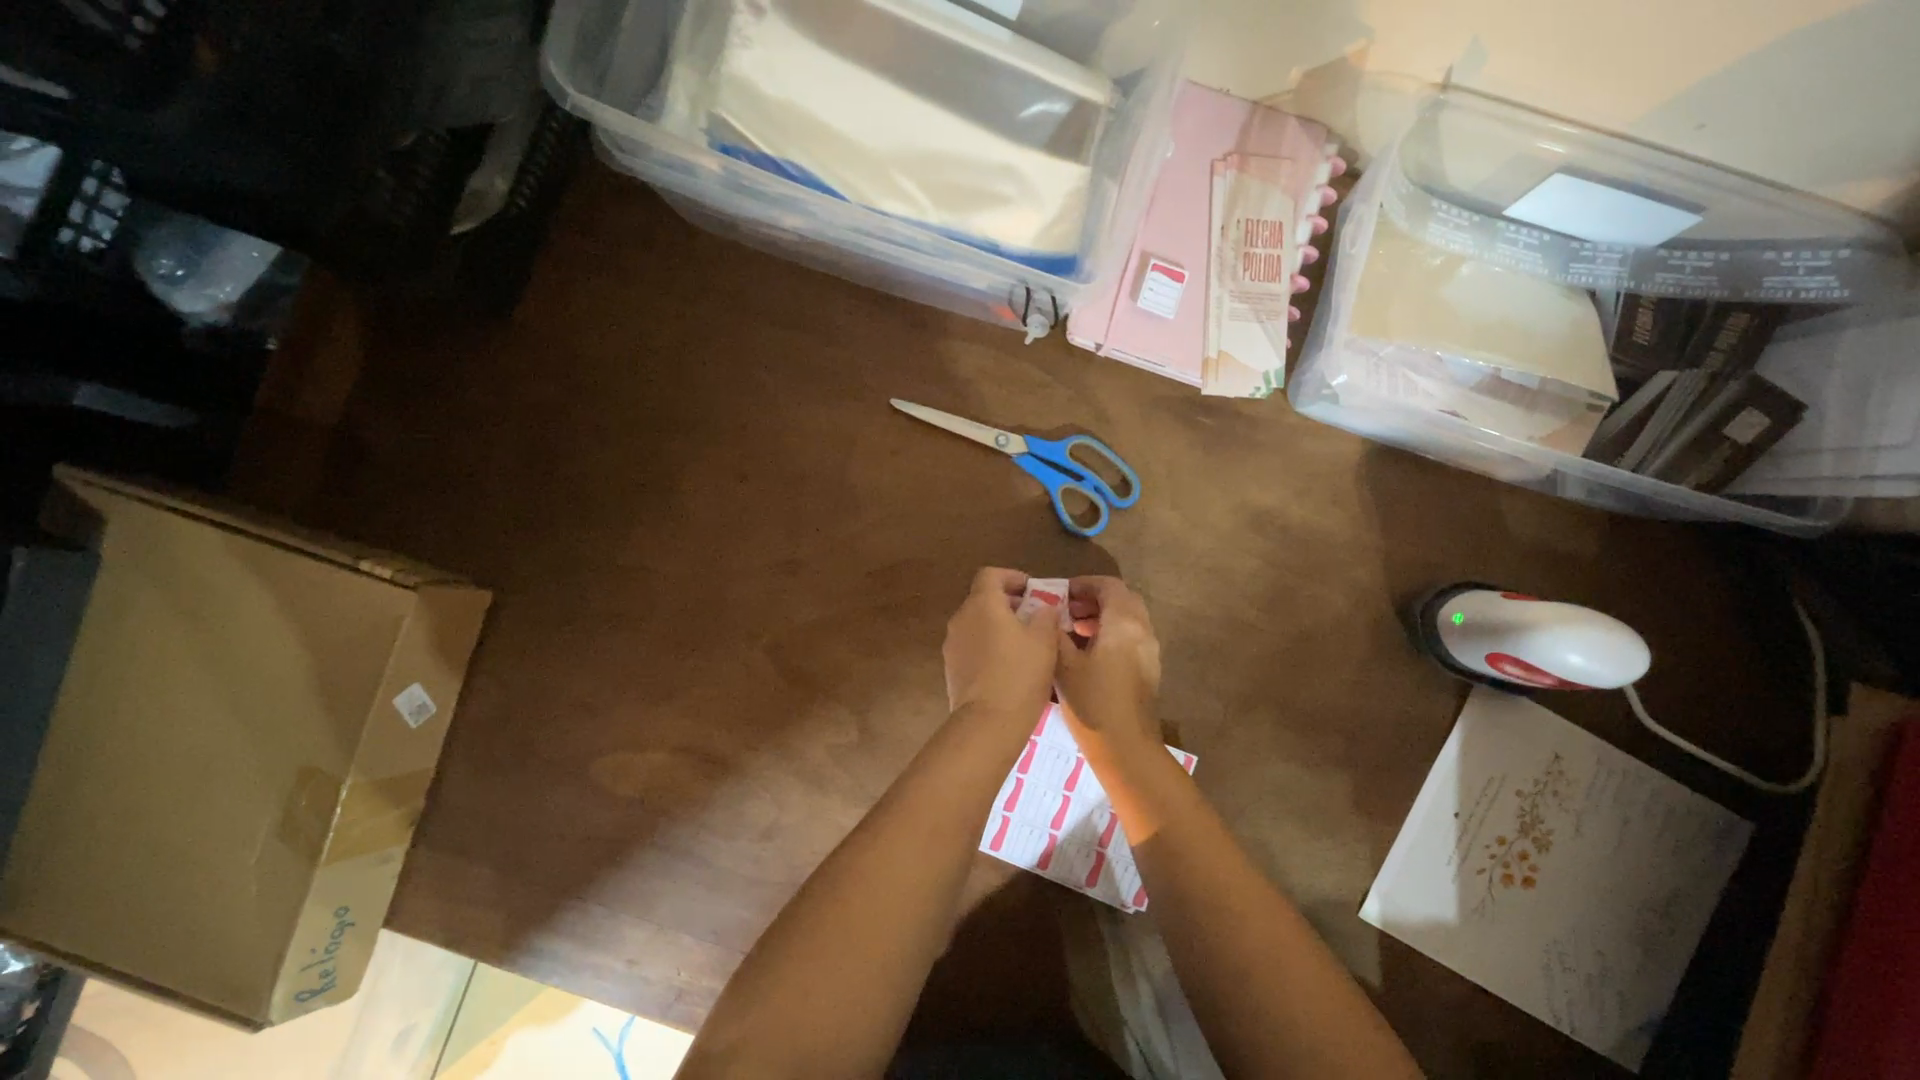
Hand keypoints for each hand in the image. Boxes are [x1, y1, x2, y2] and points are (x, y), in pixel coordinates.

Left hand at [943, 568, 1059, 723]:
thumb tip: (1044, 607)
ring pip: (976, 625)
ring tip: (1024, 645)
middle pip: (982, 600)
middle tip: (1034, 619)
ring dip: (997, 627)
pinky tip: (1008, 668)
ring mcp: (952, 645)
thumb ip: (1045, 616)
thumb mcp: (1044, 640)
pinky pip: (972, 648)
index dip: (1012, 578)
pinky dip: (988, 648)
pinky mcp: (951, 669)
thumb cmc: (1020, 673)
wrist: (988, 722)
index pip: (991, 575)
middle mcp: (961, 618)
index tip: (1032, 592)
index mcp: (982, 604)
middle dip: (1008, 605)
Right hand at [1056, 577, 1161, 748]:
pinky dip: (1110, 633)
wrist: (1126, 747)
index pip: (1108, 586)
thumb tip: (1049, 614)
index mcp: (1124, 623)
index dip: (1083, 584)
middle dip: (1093, 599)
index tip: (1059, 594)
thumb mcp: (1064, 664)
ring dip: (1101, 617)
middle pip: (1122, 599)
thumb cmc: (1092, 702)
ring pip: (1127, 619)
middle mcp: (1143, 631)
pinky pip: (1131, 637)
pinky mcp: (1148, 669)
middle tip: (1065, 610)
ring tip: (1072, 631)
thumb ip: (1056, 632)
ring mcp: (1149, 651)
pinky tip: (1086, 653)